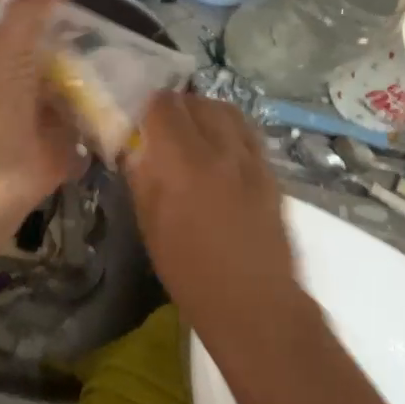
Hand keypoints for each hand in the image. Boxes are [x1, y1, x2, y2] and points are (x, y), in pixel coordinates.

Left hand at [0, 0, 85, 233]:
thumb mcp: (5, 52)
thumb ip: (28, 15)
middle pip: (15, 43)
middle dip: (43, 25)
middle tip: (76, 6)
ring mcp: (16, 109)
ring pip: (44, 76)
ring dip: (69, 62)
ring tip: (103, 38)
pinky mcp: (42, 138)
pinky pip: (67, 112)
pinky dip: (85, 100)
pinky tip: (113, 82)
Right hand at [121, 92, 300, 339]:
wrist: (253, 302)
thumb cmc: (188, 268)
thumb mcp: (147, 220)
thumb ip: (140, 175)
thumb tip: (133, 148)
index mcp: (182, 161)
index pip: (163, 105)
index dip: (145, 106)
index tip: (135, 120)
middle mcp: (219, 150)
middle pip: (195, 101)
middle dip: (174, 107)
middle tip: (159, 126)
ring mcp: (251, 159)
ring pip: (226, 110)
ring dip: (204, 112)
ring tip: (191, 131)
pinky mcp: (271, 173)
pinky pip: (248, 132)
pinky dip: (229, 129)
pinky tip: (219, 149)